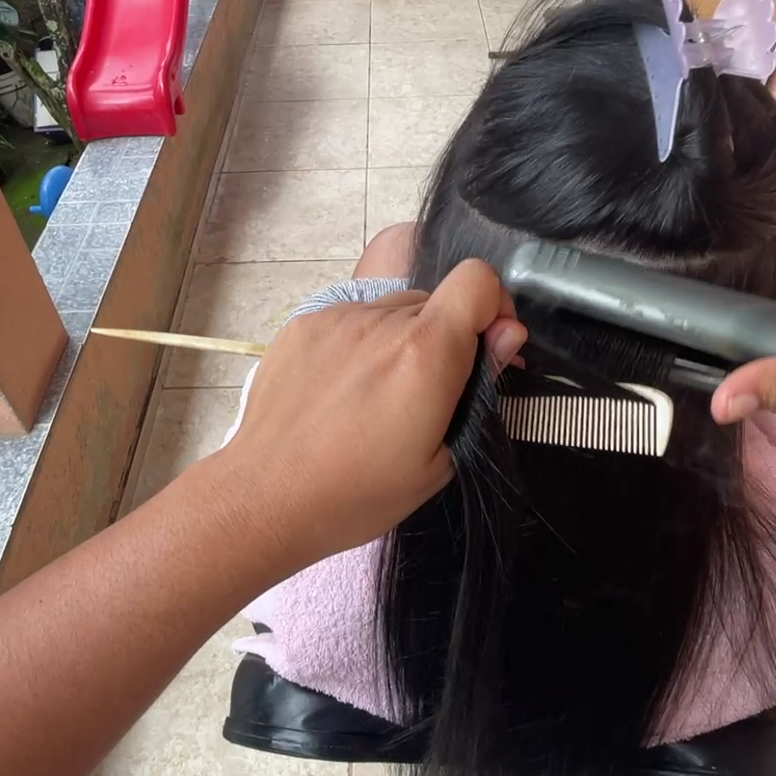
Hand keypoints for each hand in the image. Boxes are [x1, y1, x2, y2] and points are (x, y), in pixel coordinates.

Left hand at [209, 259, 526, 565]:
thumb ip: (480, 386)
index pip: (478, 279)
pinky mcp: (303, 324)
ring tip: (374, 397)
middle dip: (444, 338)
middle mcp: (381, 321)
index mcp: (425, 352)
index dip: (494, 307)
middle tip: (423, 396)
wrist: (266, 497)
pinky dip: (359, 344)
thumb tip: (509, 335)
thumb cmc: (358, 493)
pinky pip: (351, 319)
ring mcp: (336, 318)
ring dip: (399, 340)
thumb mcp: (439, 459)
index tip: (486, 348)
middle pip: (435, 302)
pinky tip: (339, 391)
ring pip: (391, 311)